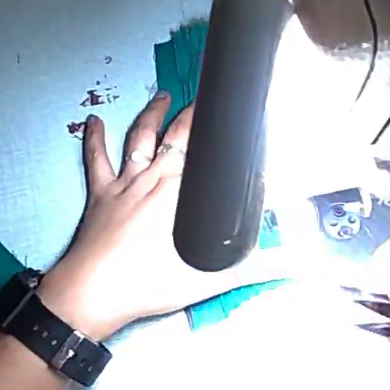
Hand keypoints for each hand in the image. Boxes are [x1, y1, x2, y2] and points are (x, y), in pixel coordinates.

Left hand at [39, 93, 283, 340]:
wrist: (95, 292)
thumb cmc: (151, 282)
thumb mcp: (213, 279)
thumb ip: (257, 267)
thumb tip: (295, 264)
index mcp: (182, 190)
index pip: (206, 150)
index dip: (218, 132)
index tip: (232, 119)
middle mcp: (155, 177)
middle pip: (176, 135)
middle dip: (191, 115)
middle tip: (202, 101)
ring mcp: (125, 182)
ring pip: (139, 137)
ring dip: (151, 115)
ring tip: (162, 97)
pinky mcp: (100, 194)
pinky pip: (97, 159)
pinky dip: (95, 139)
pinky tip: (94, 122)